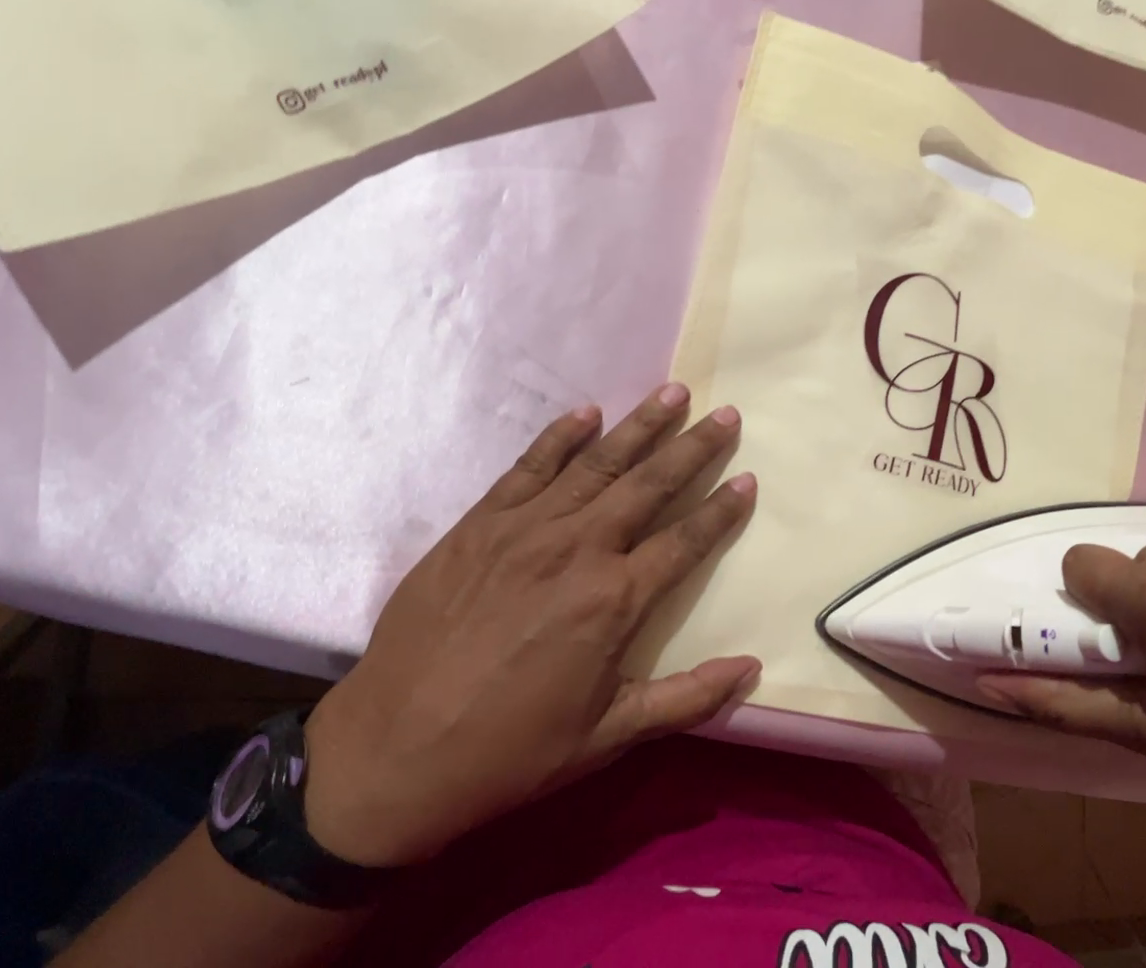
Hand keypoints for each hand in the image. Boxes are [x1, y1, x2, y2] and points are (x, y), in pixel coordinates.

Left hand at [300, 385, 758, 867]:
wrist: (394, 749)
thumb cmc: (511, 752)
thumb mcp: (608, 737)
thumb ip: (686, 699)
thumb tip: (751, 669)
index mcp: (614, 601)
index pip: (684, 541)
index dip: (721, 510)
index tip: (749, 478)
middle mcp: (576, 549)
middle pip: (648, 485)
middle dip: (692, 449)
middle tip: (726, 414)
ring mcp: (523, 530)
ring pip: (595, 464)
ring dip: (638, 426)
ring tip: (672, 393)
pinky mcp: (478, 525)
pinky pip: (527, 467)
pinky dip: (559, 437)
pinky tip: (586, 413)